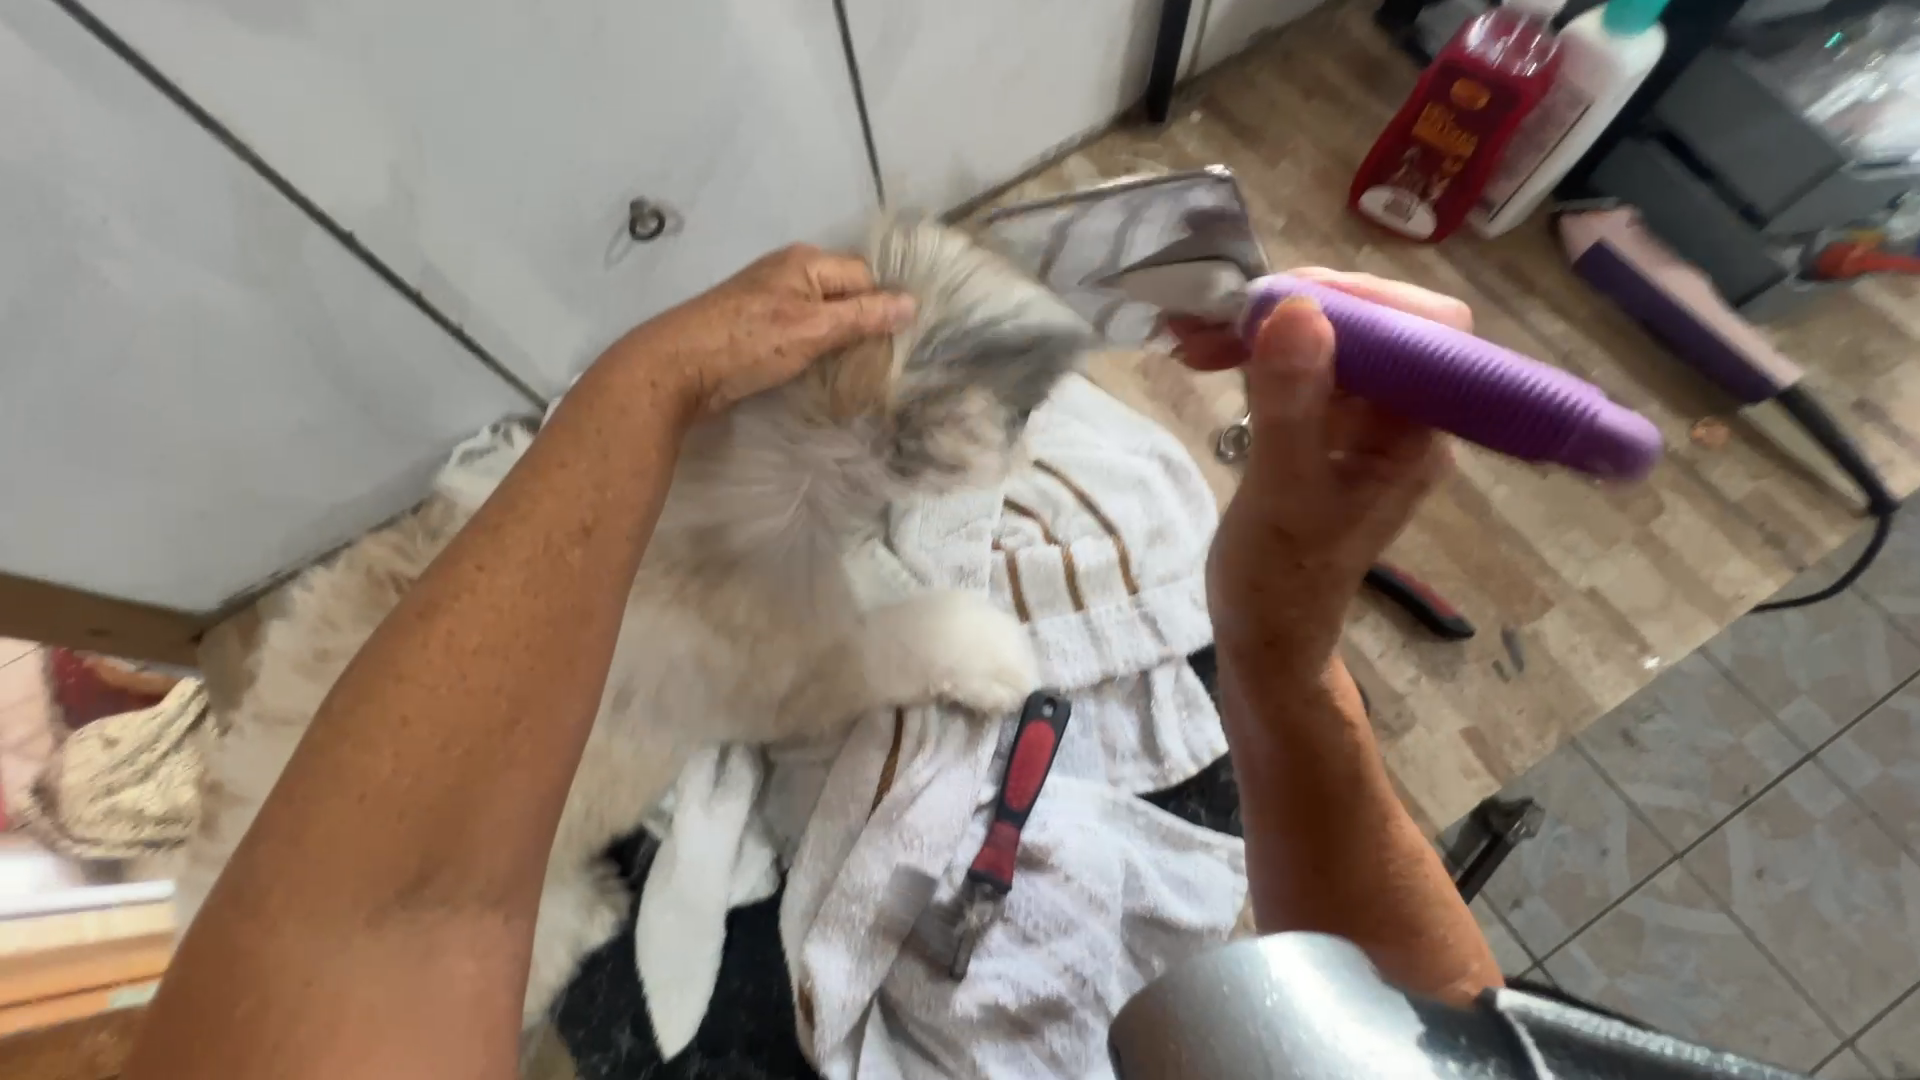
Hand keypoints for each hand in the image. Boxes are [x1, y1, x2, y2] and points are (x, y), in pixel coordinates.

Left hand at [603, 243, 916, 421]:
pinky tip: (824, 372)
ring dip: (840, 341)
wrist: (679, 368)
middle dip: (864, 325)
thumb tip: (912, 304)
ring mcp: (773, 300)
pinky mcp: (759, 328)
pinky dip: (817, 350)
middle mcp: (791, 273)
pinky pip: (804, 333)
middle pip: (846, 295)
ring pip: (825, 316)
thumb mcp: (813, 329)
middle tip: (882, 362)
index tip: (898, 343)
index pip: (866, 277)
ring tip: (858, 371)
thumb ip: (863, 317)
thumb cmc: (748, 342)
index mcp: (807, 262)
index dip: (882, 306)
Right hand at [1169, 268, 1463, 676]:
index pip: (1422, 328)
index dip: (1357, 298)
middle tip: (1214, 317)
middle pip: (1368, 326)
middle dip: (1294, 309)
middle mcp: (1400, 417)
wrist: (1263, 633)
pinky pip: (1297, 371)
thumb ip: (1291, 406)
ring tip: (1191, 338)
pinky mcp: (1322, 431)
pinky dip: (1252, 356)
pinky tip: (1207, 358)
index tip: (1274, 298)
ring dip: (1261, 329)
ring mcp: (1360, 424)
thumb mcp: (1281, 496)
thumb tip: (1295, 310)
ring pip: (1325, 344)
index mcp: (1415, 433)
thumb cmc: (1278, 581)